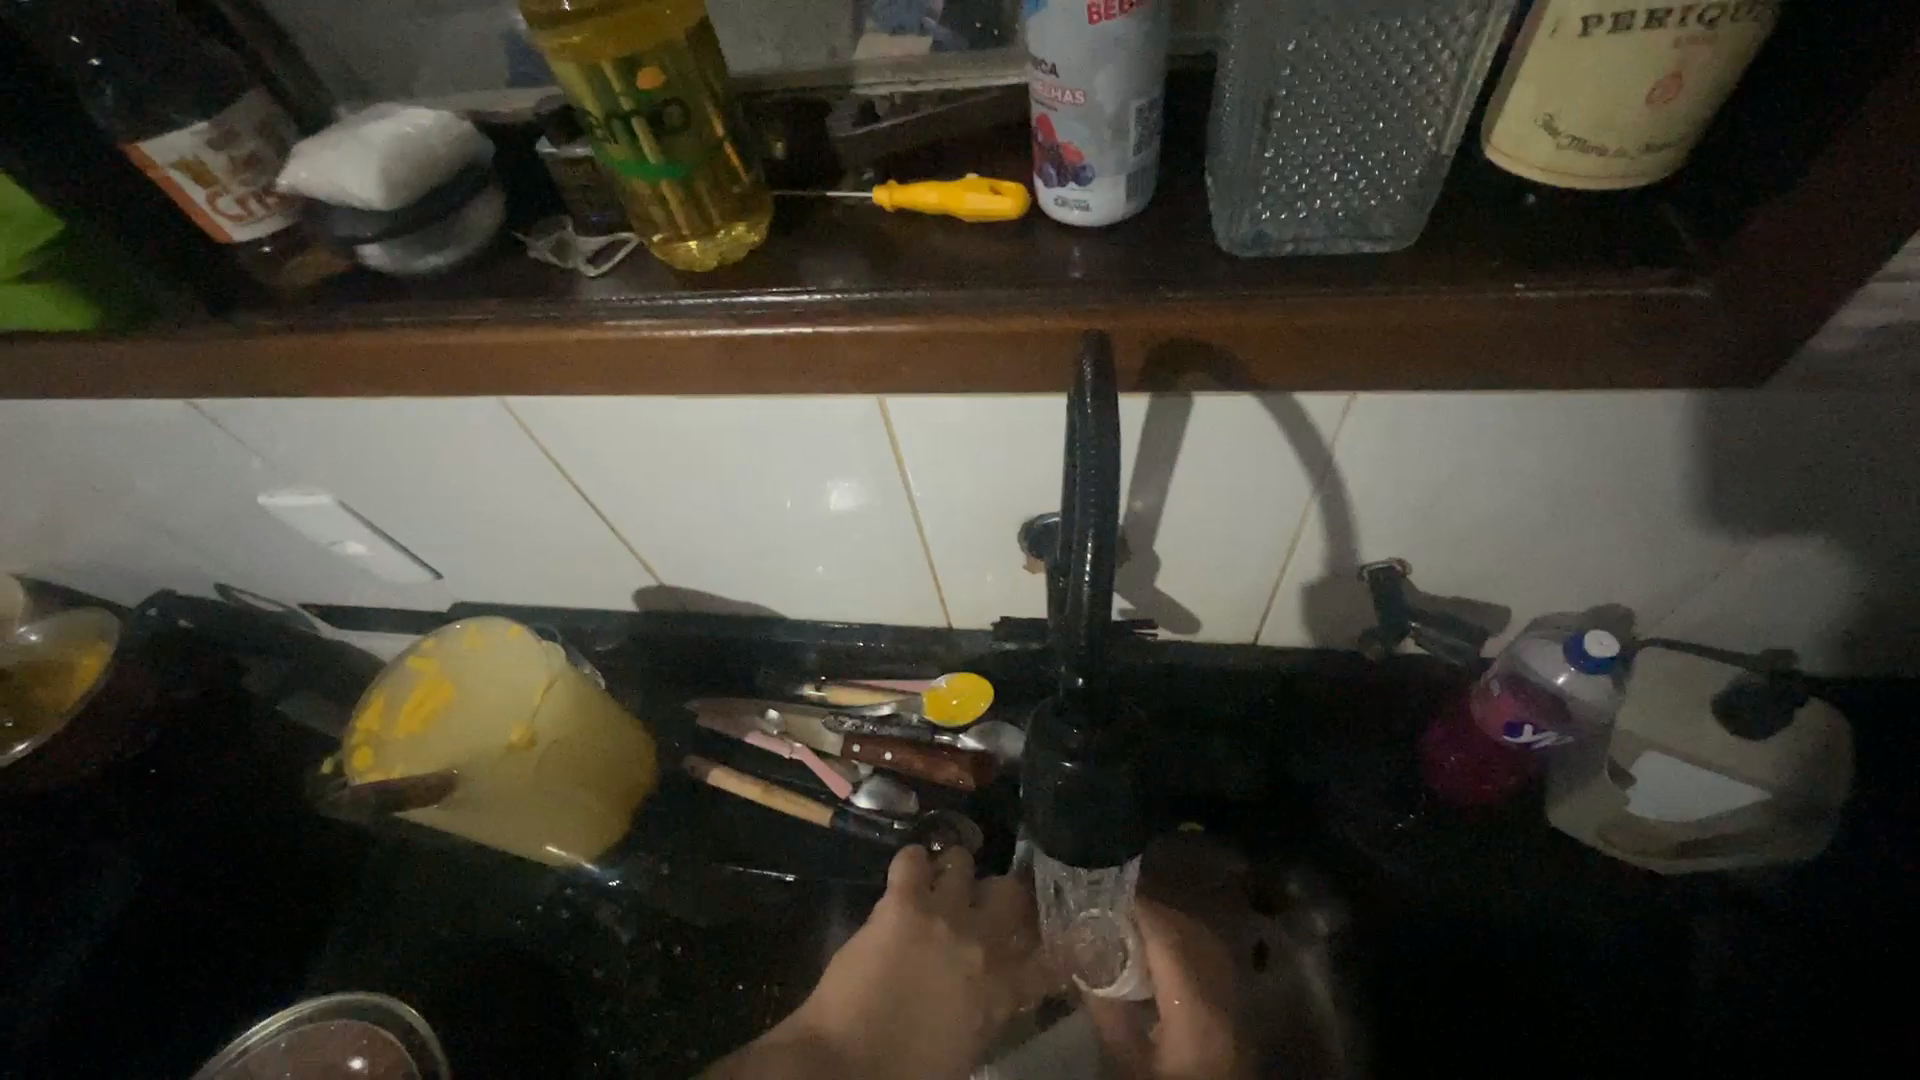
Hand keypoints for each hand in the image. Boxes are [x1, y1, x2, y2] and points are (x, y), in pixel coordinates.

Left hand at [704, 845, 1045, 1079]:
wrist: (849, 1065)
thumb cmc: (910, 1070)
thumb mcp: (968, 1046)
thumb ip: (988, 1007)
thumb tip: (992, 988)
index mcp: (1002, 990)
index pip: (1048, 955)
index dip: (1046, 940)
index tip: (1037, 936)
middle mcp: (982, 942)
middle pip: (1011, 892)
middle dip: (1001, 894)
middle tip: (984, 902)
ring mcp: (943, 915)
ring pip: (963, 862)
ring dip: (954, 871)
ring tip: (942, 881)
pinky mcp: (902, 902)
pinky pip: (912, 859)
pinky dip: (911, 860)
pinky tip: (908, 870)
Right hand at [1086, 899, 1251, 1079]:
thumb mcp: (1130, 1063)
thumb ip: (1108, 1014)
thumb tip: (1083, 968)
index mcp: (1194, 1010)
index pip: (1169, 942)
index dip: (1142, 911)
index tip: (1111, 896)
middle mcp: (1221, 994)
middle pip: (1191, 934)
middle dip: (1155, 913)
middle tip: (1118, 908)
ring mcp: (1235, 999)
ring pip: (1206, 941)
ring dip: (1172, 925)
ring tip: (1137, 925)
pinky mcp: (1237, 1008)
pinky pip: (1213, 957)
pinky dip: (1187, 942)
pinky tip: (1164, 952)